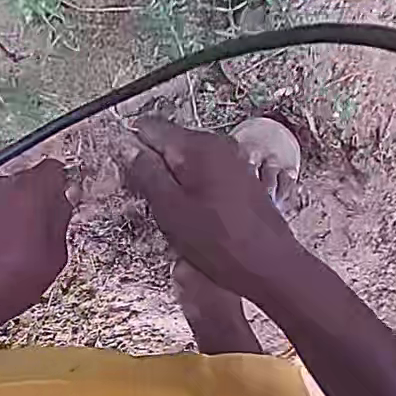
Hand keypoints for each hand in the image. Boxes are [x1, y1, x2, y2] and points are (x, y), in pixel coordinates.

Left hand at [0, 159, 72, 336]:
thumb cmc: (8, 283)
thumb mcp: (54, 258)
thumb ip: (60, 221)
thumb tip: (62, 203)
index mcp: (30, 192)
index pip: (52, 169)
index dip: (57, 185)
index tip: (58, 202)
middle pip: (21, 183)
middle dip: (28, 203)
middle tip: (31, 236)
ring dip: (1, 213)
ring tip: (2, 249)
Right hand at [124, 117, 310, 303]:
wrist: (269, 267)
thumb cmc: (221, 242)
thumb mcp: (170, 209)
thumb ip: (146, 173)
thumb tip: (128, 149)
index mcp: (198, 147)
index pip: (150, 128)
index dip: (132, 149)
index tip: (126, 173)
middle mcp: (219, 146)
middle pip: (170, 145)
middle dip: (153, 168)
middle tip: (147, 200)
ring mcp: (233, 162)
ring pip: (187, 162)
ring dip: (172, 183)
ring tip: (171, 214)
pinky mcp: (240, 181)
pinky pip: (204, 176)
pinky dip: (192, 190)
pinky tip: (192, 217)